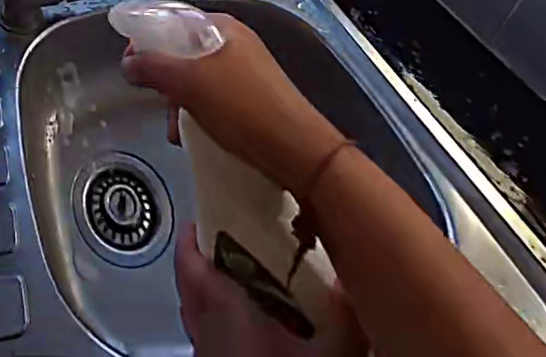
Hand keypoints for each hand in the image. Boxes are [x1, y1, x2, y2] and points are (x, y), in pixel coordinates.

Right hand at [121, 13, 345, 192]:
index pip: (175, 20)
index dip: (148, 38)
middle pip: (184, 51)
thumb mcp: (189, 83)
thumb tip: (128, 62)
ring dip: (179, 102)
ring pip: (198, 79)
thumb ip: (153, 68)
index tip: (129, 62)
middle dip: (164, 77)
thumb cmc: (242, 107)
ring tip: (174, 130)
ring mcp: (246, 72)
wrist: (298, 151)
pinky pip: (214, 100)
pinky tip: (193, 137)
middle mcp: (234, 44)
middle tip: (154, 100)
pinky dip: (198, 114)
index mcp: (222, 28)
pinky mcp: (252, 100)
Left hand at [176, 224, 366, 355]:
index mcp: (219, 306)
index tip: (209, 204)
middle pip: (189, 282)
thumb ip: (344, 316)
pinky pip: (209, 337)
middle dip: (206, 255)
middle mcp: (203, 328)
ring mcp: (206, 355)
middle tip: (236, 234)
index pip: (188, 259)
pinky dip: (222, 321)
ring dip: (212, 289)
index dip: (192, 233)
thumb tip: (356, 276)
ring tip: (249, 274)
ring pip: (197, 311)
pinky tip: (256, 326)